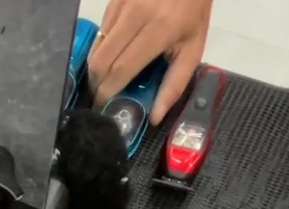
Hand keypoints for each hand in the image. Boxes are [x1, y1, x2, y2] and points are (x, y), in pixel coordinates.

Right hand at [87, 0, 212, 123]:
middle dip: (95, 86)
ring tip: (102, 81)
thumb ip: (175, 83)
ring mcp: (123, 3)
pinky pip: (99, 31)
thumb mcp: (193, 47)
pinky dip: (99, 50)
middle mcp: (137, 14)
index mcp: (159, 29)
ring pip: (96, 47)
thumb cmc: (194, 9)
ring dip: (94, 70)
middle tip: (100, 98)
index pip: (120, 69)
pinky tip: (107, 58)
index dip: (107, 93)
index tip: (103, 108)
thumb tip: (155, 117)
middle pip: (101, 61)